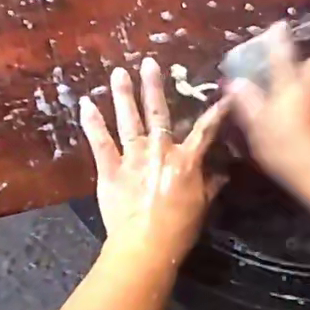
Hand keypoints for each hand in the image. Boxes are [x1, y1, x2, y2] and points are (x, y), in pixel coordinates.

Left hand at [80, 56, 231, 263]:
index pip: (205, 130)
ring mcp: (132, 158)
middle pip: (158, 113)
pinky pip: (100, 143)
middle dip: (154, 86)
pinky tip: (86, 104)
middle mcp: (160, 151)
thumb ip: (211, 185)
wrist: (145, 246)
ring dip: (123, 95)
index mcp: (186, 160)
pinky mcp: (109, 170)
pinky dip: (92, 123)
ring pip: (128, 120)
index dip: (216, 112)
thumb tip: (223, 173)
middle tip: (150, 63)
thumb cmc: (179, 228)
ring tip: (119, 73)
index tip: (223, 95)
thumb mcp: (202, 205)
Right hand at [227, 22, 309, 193]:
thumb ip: (247, 102)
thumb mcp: (258, 128)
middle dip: (304, 62)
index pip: (281, 52)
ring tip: (306, 92)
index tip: (278, 26)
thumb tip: (236, 83)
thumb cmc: (287, 150)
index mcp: (289, 83)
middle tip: (293, 71)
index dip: (278, 38)